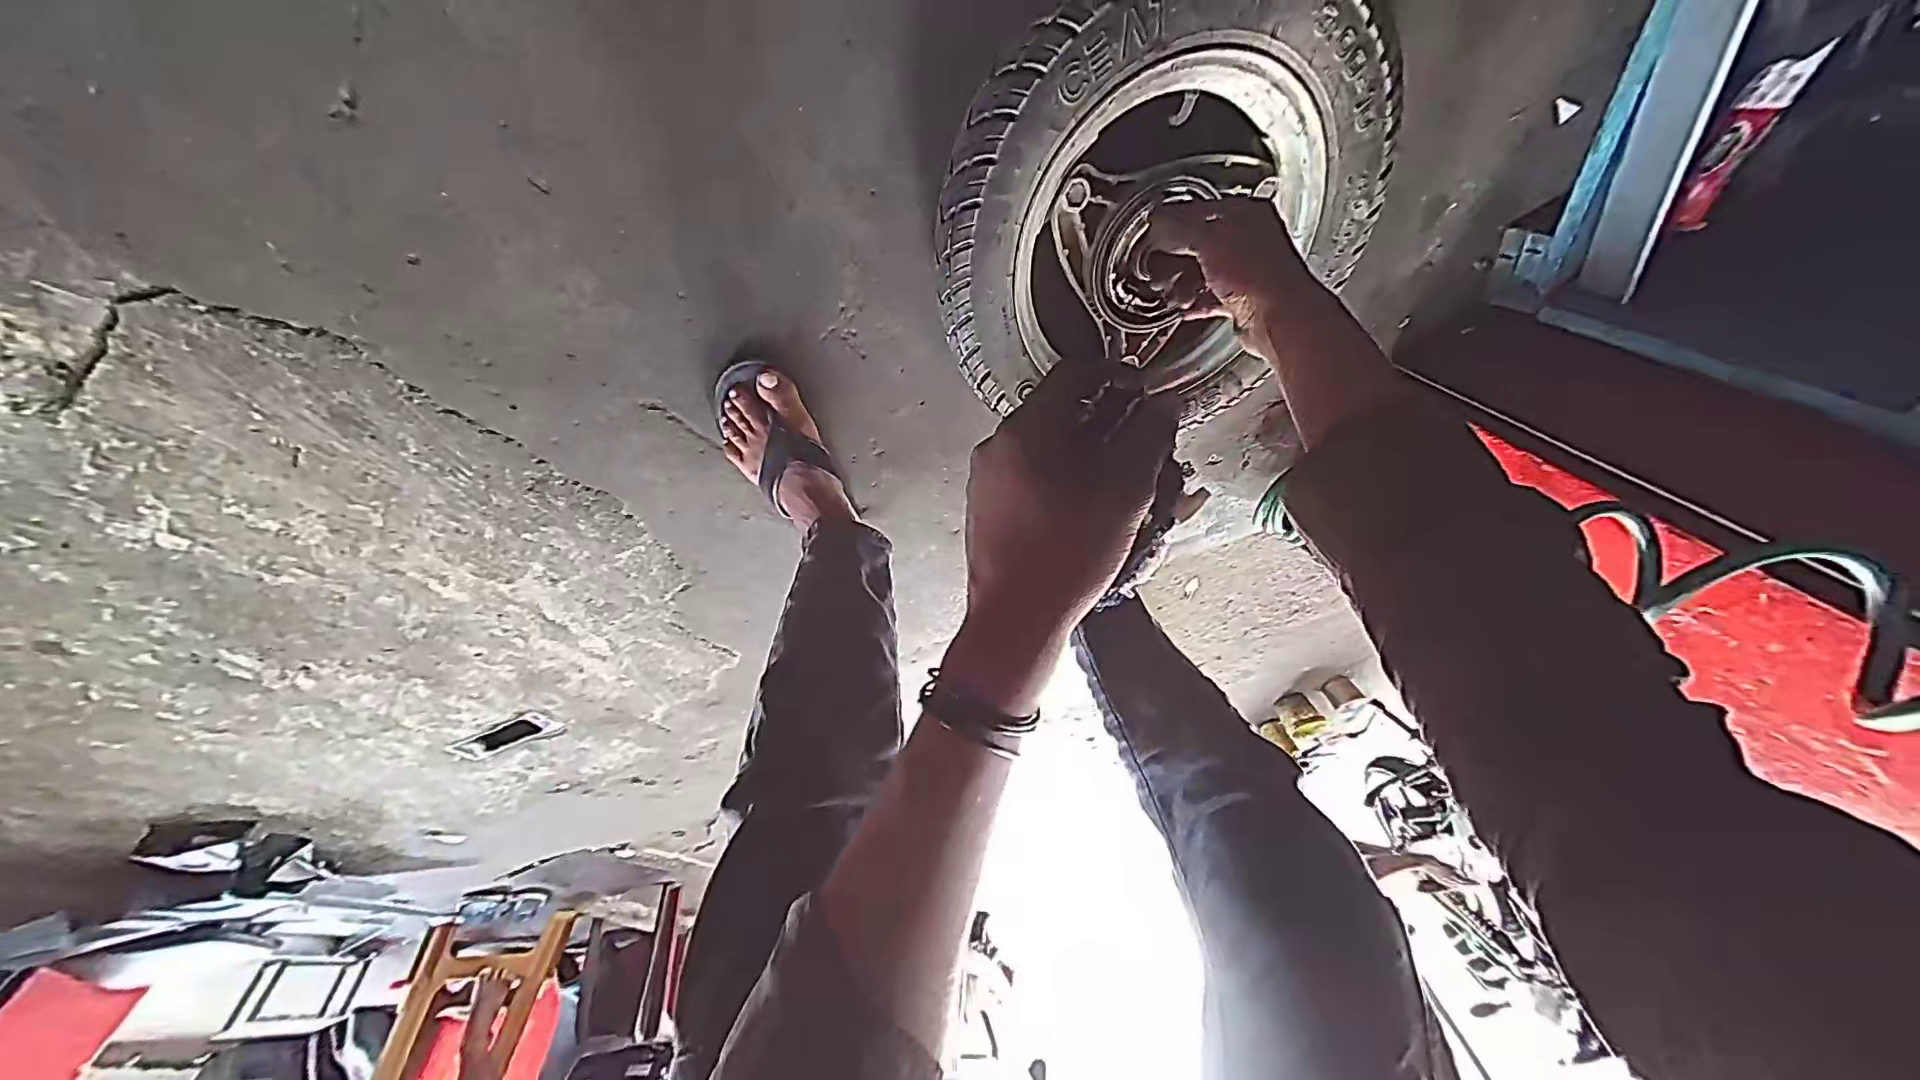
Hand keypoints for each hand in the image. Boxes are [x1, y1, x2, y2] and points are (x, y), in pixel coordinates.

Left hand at [943, 360, 1174, 711]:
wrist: (1016, 617)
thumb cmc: (1068, 553)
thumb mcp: (1125, 489)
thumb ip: (1148, 435)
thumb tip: (1162, 404)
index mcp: (1026, 429)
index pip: (1074, 373)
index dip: (1117, 376)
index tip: (1143, 392)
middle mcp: (998, 446)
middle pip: (1062, 414)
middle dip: (1109, 426)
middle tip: (1143, 449)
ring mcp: (988, 479)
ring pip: (1049, 451)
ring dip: (1091, 459)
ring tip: (1126, 489)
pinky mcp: (988, 509)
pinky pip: (1033, 480)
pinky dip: (1067, 484)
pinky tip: (1093, 512)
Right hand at [1145, 197, 1318, 332]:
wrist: (1277, 317)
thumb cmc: (1258, 274)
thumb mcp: (1209, 240)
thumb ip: (1179, 228)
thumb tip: (1158, 222)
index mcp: (1245, 214)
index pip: (1198, 210)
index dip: (1171, 222)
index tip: (1150, 235)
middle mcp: (1248, 240)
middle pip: (1198, 243)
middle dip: (1174, 258)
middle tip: (1156, 267)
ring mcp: (1245, 271)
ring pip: (1202, 273)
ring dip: (1181, 283)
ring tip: (1170, 291)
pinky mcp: (1241, 300)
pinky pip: (1208, 297)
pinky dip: (1193, 302)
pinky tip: (1184, 306)